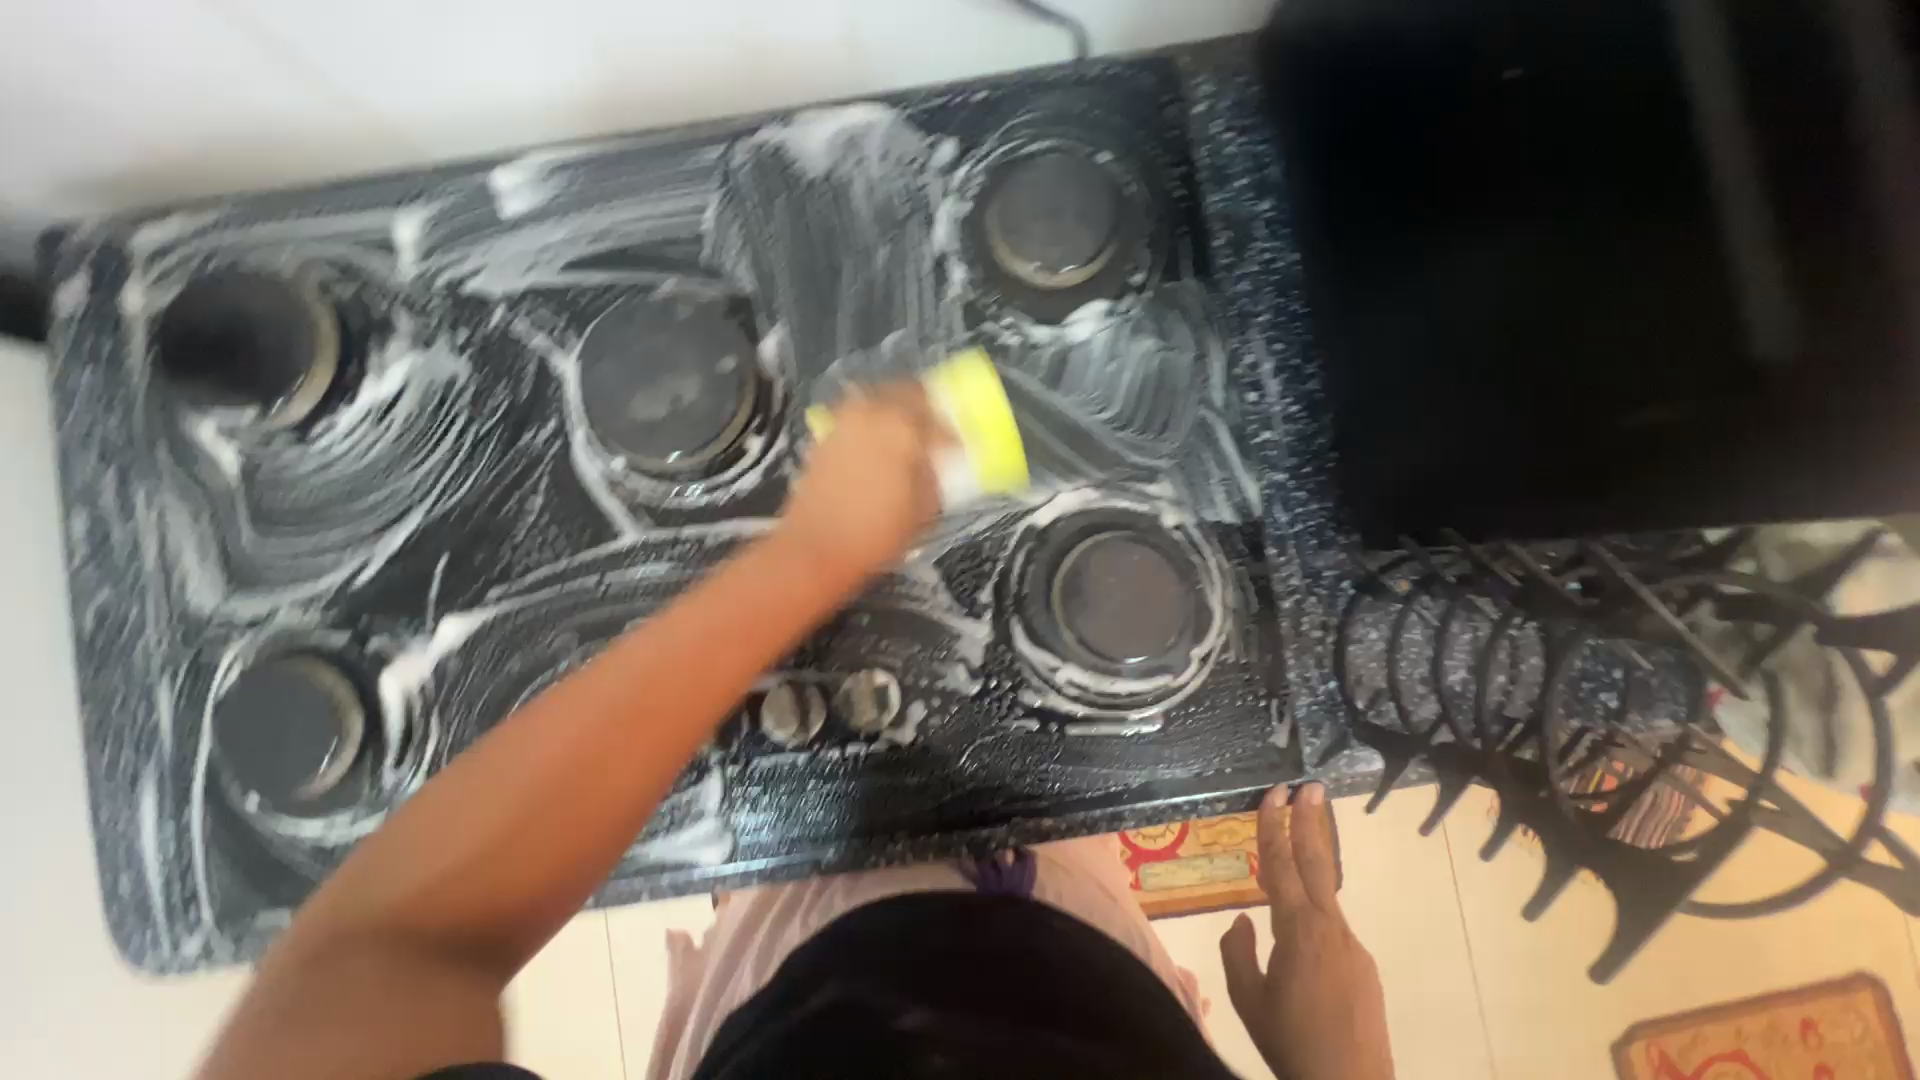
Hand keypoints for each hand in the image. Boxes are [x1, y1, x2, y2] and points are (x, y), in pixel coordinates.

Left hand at [778, 386, 945, 586]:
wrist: (816, 549)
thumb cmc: (877, 534)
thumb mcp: (923, 510)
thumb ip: (934, 476)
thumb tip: (935, 462)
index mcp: (903, 427)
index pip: (939, 419)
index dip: (953, 434)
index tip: (959, 448)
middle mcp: (871, 413)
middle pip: (906, 393)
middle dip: (924, 407)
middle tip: (936, 427)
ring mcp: (843, 422)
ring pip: (877, 399)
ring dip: (895, 410)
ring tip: (906, 434)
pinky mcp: (824, 437)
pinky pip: (855, 418)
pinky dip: (870, 425)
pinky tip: (877, 447)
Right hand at [1220, 783, 1393, 1079]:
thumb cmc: (1290, 1043)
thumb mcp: (1247, 999)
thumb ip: (1238, 952)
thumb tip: (1244, 921)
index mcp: (1297, 931)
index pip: (1281, 865)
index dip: (1274, 827)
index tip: (1275, 793)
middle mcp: (1330, 929)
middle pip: (1317, 863)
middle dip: (1311, 822)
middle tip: (1310, 786)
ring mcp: (1353, 948)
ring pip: (1326, 895)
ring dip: (1315, 861)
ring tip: (1304, 837)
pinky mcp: (1364, 968)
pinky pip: (1333, 928)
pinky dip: (1315, 911)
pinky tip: (1302, 937)